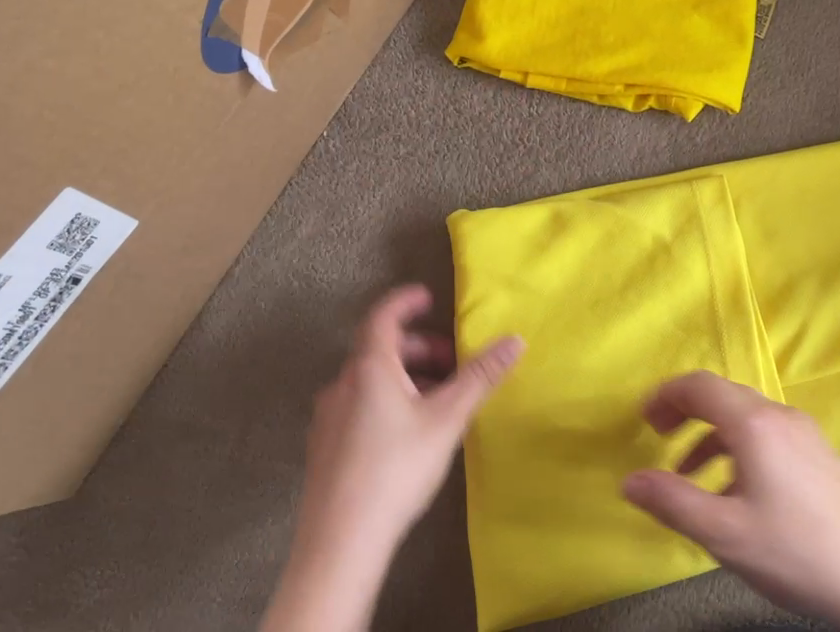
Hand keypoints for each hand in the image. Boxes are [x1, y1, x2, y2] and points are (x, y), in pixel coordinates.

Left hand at [262, 285, 521, 631]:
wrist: (340, 541)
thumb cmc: (397, 468)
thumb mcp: (448, 418)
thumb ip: (481, 376)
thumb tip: (515, 339)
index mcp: (369, 368)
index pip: (382, 317)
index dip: (405, 302)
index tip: (428, 297)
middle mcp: (342, 385)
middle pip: (379, 350)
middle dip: (418, 348)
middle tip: (451, 362)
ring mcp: (328, 418)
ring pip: (369, 381)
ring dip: (404, 377)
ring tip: (437, 401)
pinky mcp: (324, 449)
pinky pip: (358, 406)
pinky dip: (386, 401)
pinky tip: (407, 433)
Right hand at [621, 371, 839, 631]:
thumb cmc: (795, 549)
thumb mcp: (723, 532)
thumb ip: (672, 501)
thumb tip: (629, 480)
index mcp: (754, 423)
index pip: (701, 385)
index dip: (666, 395)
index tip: (642, 420)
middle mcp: (781, 417)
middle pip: (725, 397)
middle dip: (686, 413)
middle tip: (658, 439)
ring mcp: (806, 435)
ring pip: (747, 420)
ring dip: (711, 438)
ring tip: (689, 478)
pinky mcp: (821, 458)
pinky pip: (768, 439)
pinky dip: (738, 452)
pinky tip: (736, 495)